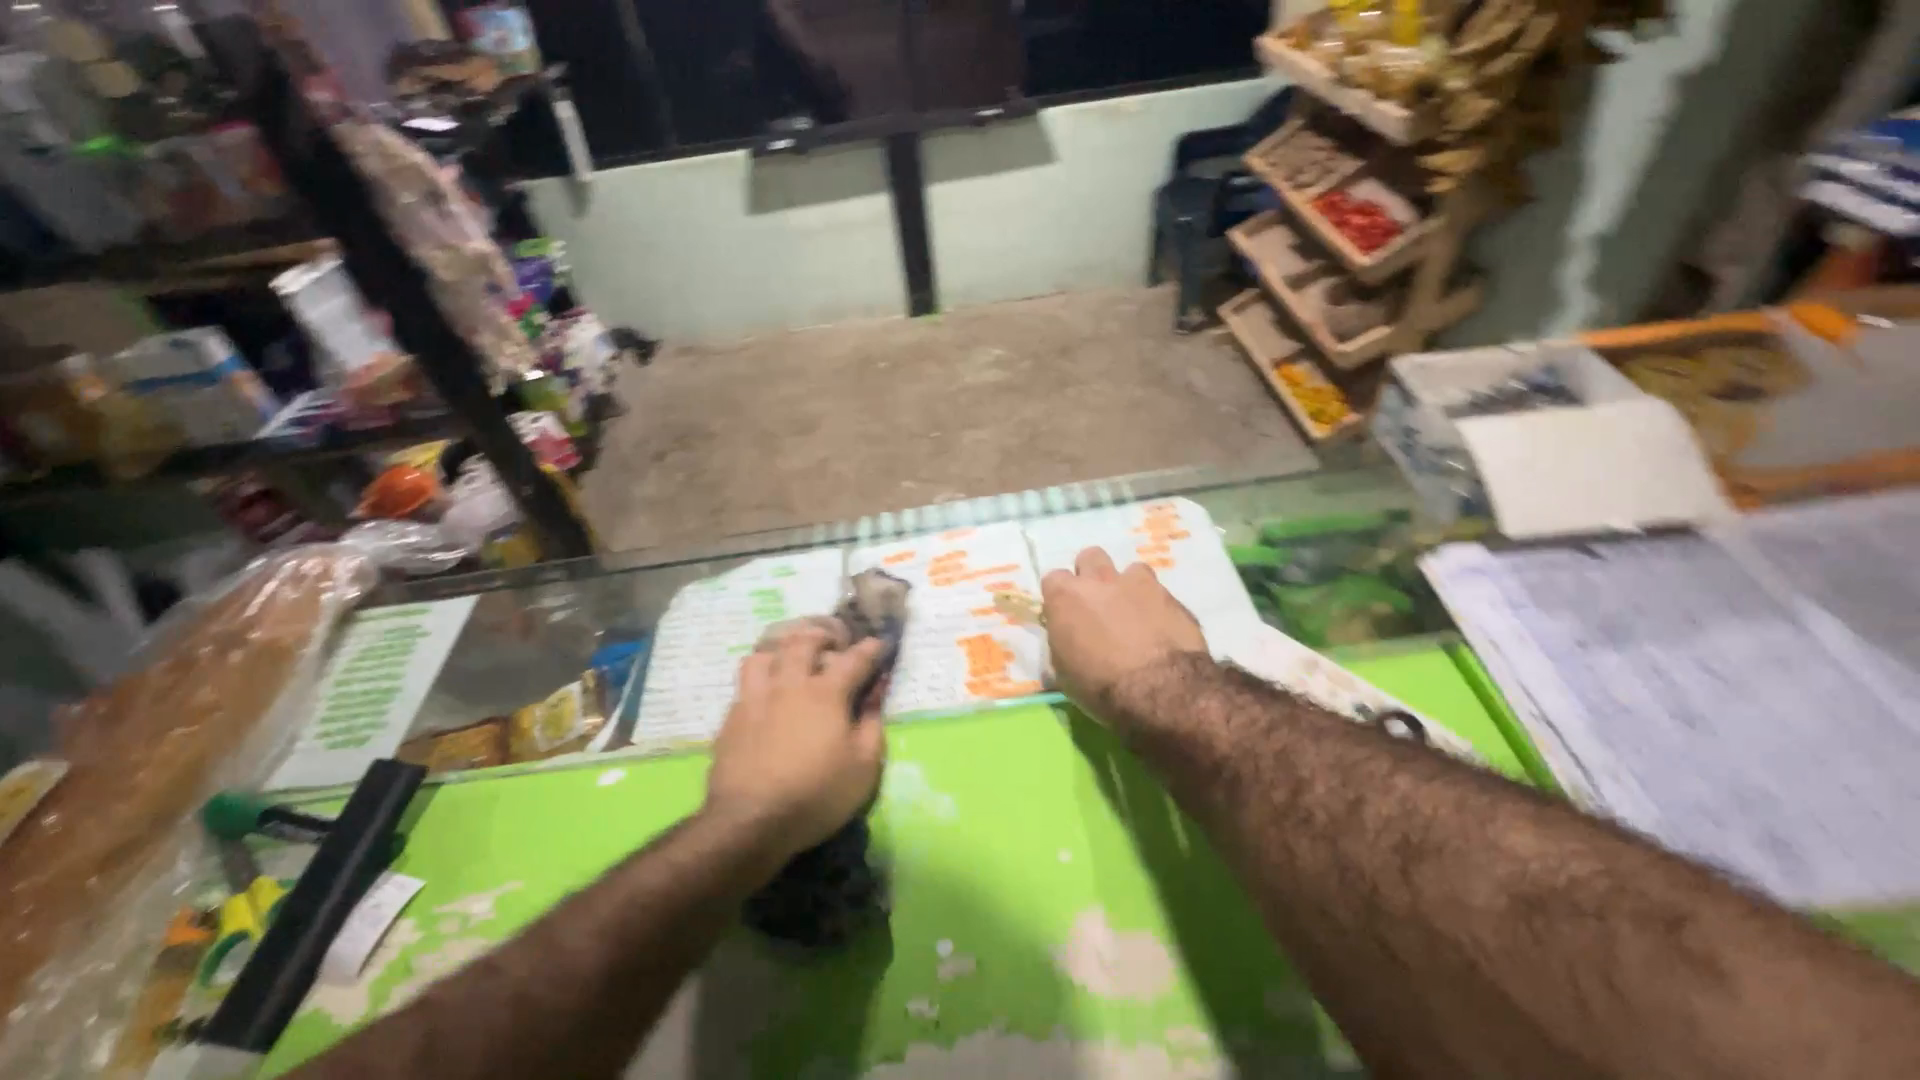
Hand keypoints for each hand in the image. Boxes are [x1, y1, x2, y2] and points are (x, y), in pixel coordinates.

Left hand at [704, 628, 887, 868]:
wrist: (750, 821)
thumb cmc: (817, 794)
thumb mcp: (864, 767)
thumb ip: (872, 725)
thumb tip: (874, 698)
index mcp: (825, 694)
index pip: (853, 660)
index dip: (869, 649)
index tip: (879, 642)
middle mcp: (788, 686)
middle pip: (802, 643)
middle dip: (822, 635)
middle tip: (833, 641)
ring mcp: (754, 699)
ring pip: (763, 655)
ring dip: (781, 650)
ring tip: (790, 660)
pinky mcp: (730, 719)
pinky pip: (744, 685)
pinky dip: (760, 680)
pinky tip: (765, 696)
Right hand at [1042, 547, 1207, 724]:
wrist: (1159, 690)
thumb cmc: (1100, 687)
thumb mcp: (1064, 672)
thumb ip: (1063, 642)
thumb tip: (1068, 639)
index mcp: (1067, 597)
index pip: (1053, 578)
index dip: (1060, 596)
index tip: (1065, 614)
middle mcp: (1102, 581)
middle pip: (1091, 557)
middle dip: (1092, 575)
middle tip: (1098, 604)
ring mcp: (1141, 585)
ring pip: (1131, 570)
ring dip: (1129, 588)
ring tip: (1134, 615)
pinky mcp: (1173, 598)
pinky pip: (1161, 593)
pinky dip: (1157, 607)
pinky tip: (1161, 631)